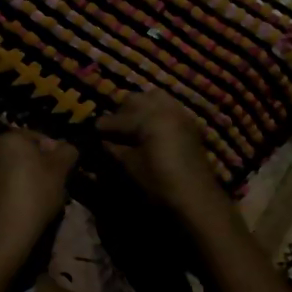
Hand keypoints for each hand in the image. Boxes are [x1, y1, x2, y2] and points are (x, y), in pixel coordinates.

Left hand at [0, 130, 78, 267]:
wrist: (6, 231)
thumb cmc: (36, 192)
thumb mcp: (61, 168)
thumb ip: (67, 151)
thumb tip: (65, 148)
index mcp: (9, 138)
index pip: (39, 137)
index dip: (56, 153)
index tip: (65, 170)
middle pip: (25, 155)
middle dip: (41, 166)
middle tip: (57, 184)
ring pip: (14, 171)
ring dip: (29, 180)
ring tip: (44, 199)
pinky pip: (4, 186)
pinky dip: (16, 192)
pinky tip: (27, 207)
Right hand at [97, 92, 222, 213]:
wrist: (197, 195)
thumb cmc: (161, 182)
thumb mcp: (132, 166)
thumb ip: (115, 148)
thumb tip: (104, 139)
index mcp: (149, 118)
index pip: (119, 118)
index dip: (103, 126)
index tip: (93, 130)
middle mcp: (165, 108)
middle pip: (135, 99)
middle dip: (121, 112)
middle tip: (114, 129)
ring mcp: (180, 112)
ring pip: (154, 96)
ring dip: (140, 107)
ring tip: (133, 125)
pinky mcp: (189, 121)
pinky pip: (169, 105)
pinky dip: (156, 110)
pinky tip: (150, 127)